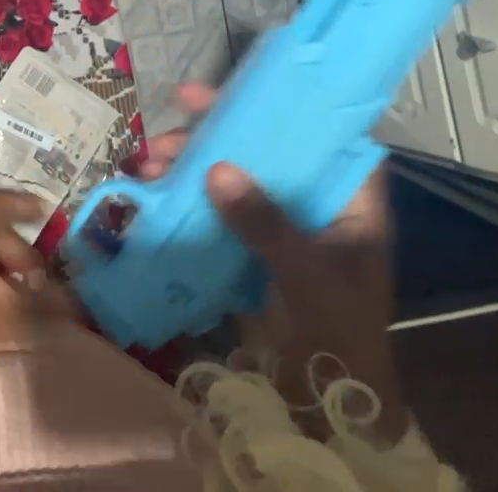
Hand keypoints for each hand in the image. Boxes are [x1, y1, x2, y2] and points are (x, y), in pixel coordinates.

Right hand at [138, 84, 406, 443]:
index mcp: (349, 206)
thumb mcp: (308, 277)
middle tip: (170, 130)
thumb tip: (217, 169)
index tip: (241, 91)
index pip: (327, 140)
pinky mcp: (243, 248)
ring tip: (148, 165)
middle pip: (265, 151)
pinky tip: (148, 190)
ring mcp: (275, 227)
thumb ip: (266, 224)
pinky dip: (180, 195)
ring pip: (230, 176)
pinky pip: (210, 208)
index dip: (290, 109)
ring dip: (188, 164)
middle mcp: (312, 207)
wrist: (320, 407)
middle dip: (215, 136)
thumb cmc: (336, 337)